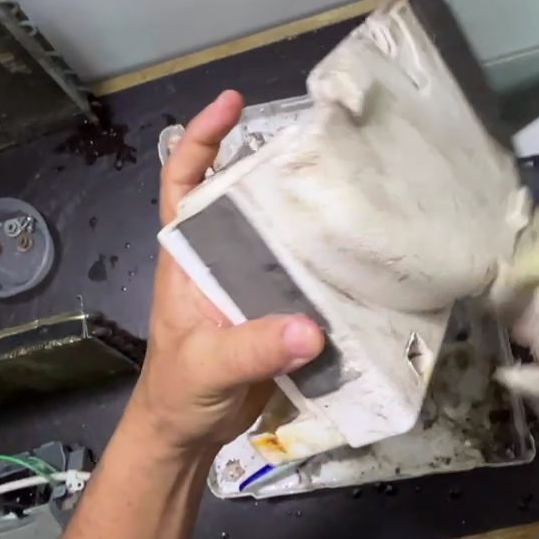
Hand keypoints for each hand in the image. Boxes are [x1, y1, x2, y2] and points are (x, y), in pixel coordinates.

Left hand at [121, 91, 324, 454]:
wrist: (189, 434)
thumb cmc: (179, 391)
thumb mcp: (207, 366)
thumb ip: (252, 348)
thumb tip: (310, 330)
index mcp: (187, 257)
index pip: (183, 183)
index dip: (200, 139)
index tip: (231, 104)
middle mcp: (217, 258)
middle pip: (241, 197)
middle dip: (272, 167)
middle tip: (321, 147)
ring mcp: (247, 282)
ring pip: (276, 234)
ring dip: (306, 216)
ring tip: (352, 191)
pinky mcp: (275, 309)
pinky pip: (301, 275)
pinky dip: (325, 263)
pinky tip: (359, 253)